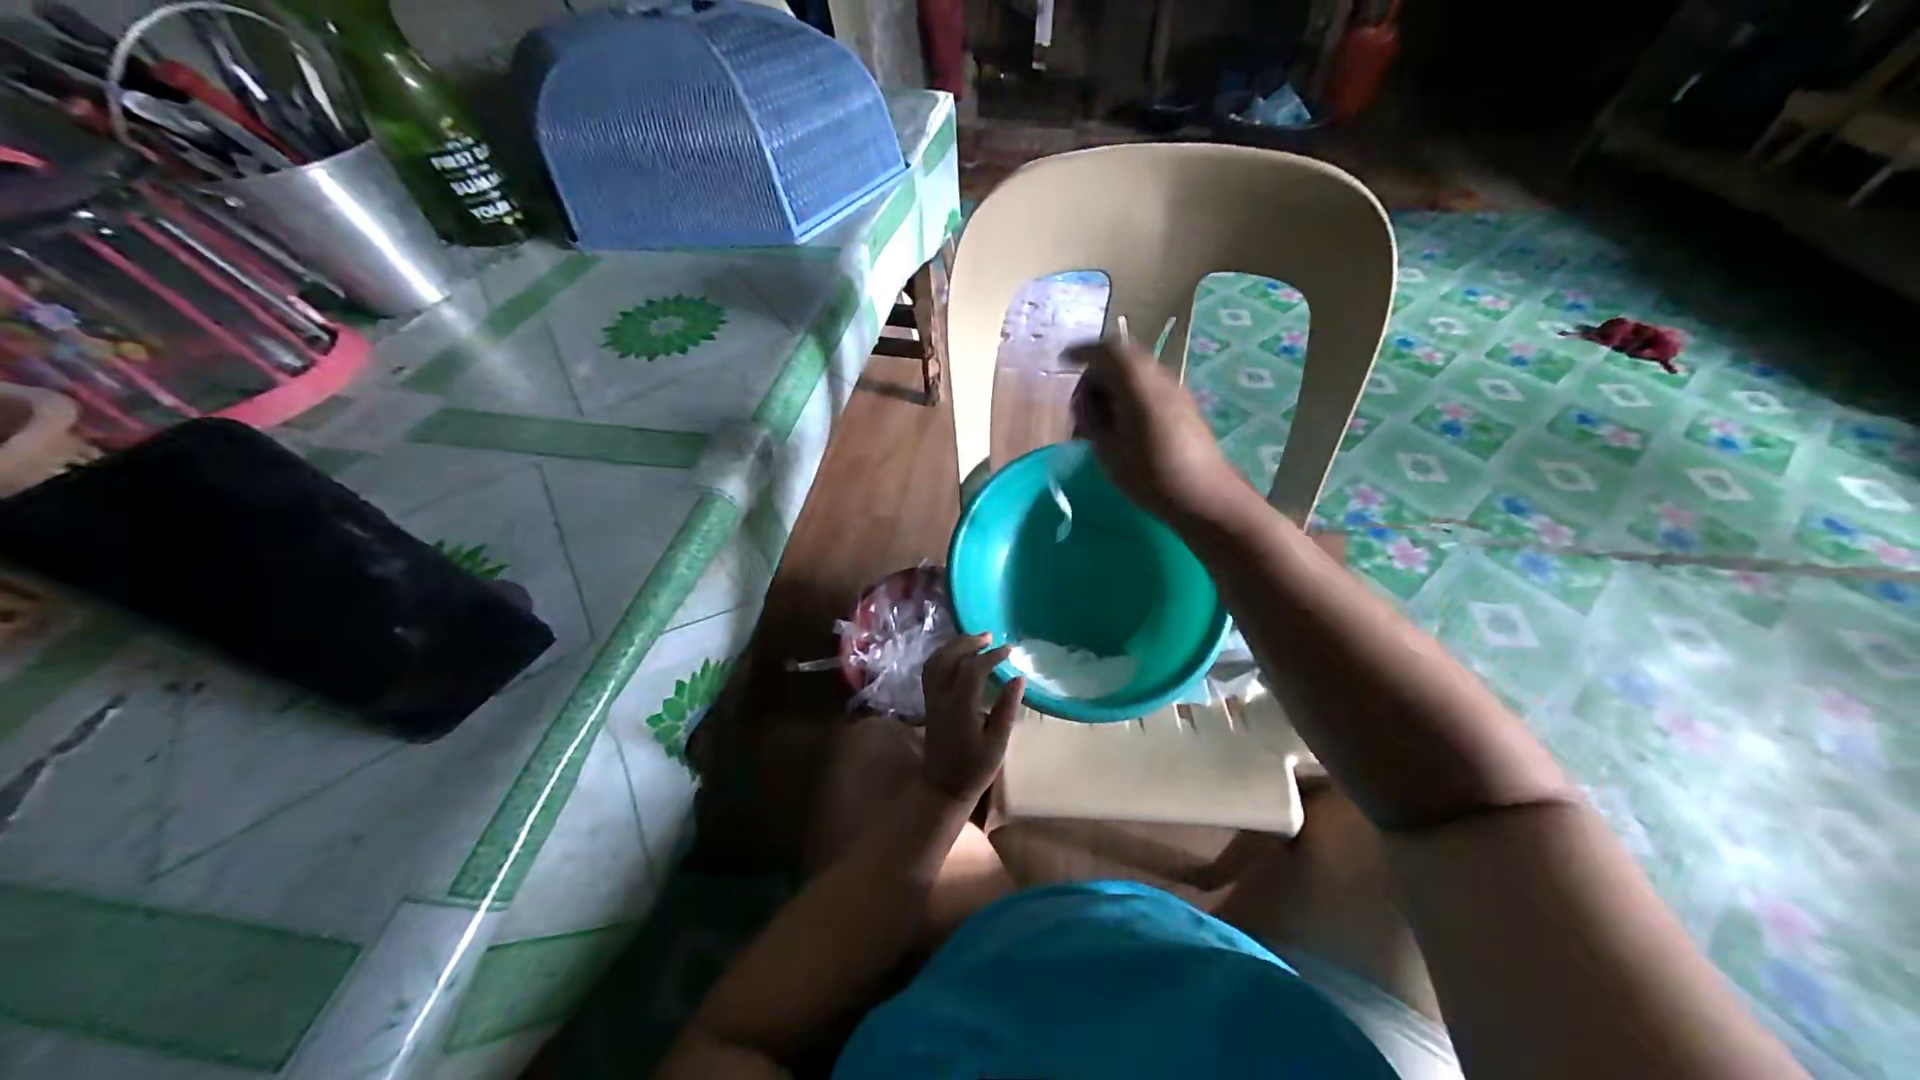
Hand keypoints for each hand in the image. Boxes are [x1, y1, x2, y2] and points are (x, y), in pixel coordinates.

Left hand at [920, 633, 1024, 802]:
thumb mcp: (998, 743)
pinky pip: (930, 670)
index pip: (972, 670)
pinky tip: (958, 655)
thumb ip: (1007, 709)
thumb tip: (1018, 678)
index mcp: (959, 708)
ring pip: (935, 661)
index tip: (1009, 651)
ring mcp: (930, 700)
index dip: (991, 656)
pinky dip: (943, 655)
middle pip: (948, 658)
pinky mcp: (927, 703)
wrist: (942, 786)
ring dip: (954, 646)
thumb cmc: (975, 769)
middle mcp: (940, 699)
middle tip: (990, 637)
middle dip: (969, 643)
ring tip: (975, 640)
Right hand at [1069, 339, 1246, 525]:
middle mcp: (1159, 378)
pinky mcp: (1184, 407)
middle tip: (1081, 411)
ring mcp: (1176, 391)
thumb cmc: (1149, 475)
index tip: (1064, 362)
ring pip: (1136, 376)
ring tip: (1099, 426)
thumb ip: (1092, 419)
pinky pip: (1149, 390)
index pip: (1107, 351)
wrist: (1203, 496)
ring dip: (1112, 391)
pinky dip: (1129, 399)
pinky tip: (1121, 429)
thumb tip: (1089, 405)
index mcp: (1138, 384)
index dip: (1082, 352)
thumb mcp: (1106, 449)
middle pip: (1121, 361)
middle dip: (1095, 379)